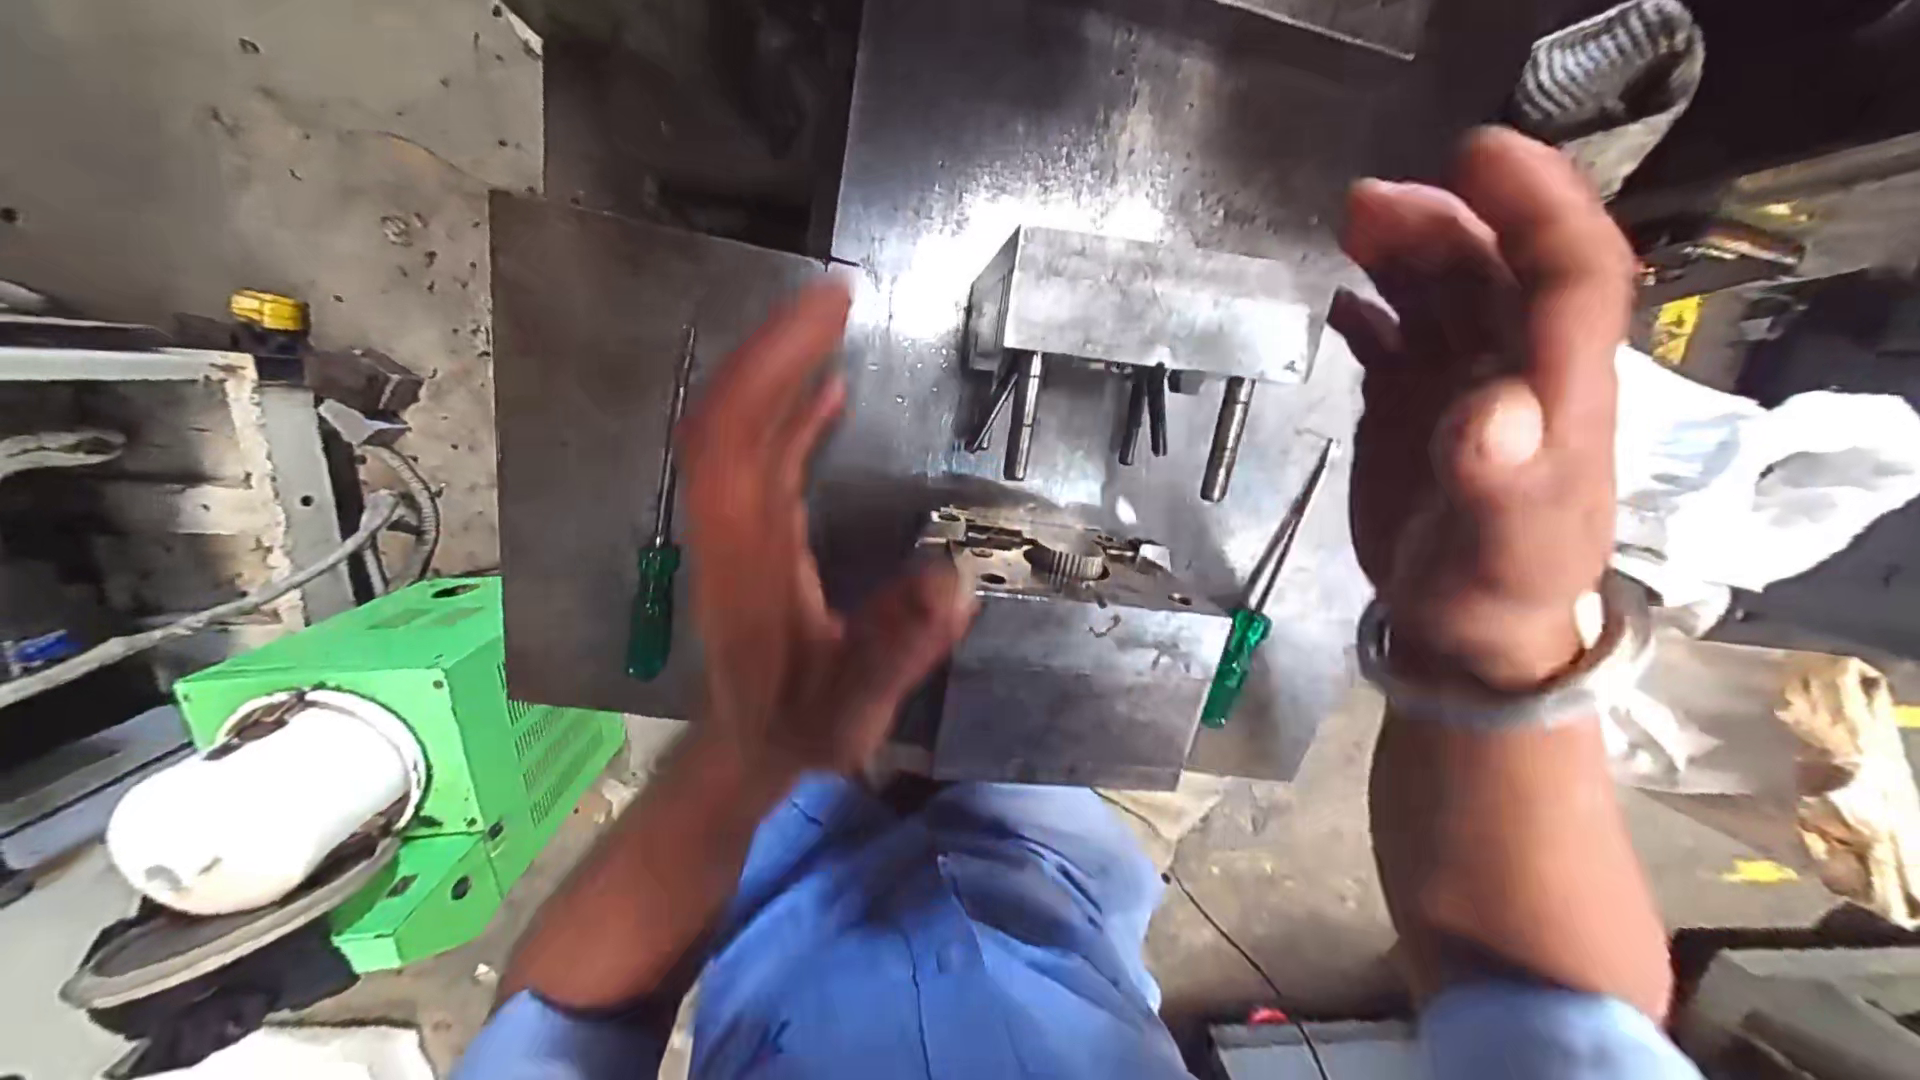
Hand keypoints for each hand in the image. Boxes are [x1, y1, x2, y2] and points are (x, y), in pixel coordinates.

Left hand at [676, 280, 975, 782]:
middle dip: (779, 347)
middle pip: (732, 415)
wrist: (751, 745)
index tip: (826, 315)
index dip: (772, 369)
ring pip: (742, 428)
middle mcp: (730, 528)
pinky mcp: (752, 532)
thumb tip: (956, 583)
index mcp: (745, 557)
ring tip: (832, 322)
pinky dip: (791, 413)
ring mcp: (737, 526)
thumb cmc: (799, 726)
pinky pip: (763, 455)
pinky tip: (826, 395)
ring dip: (782, 370)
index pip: (735, 442)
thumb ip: (896, 651)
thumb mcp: (852, 705)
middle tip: (839, 296)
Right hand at [1330, 128, 1631, 690]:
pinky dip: (1370, 318)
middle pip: (1489, 274)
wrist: (1463, 626)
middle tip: (1365, 204)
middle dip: (1439, 226)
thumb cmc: (1492, 591)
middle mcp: (1512, 376)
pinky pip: (1396, 346)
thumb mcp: (1504, 550)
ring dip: (1401, 257)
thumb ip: (1503, 480)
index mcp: (1556, 392)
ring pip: (1440, 301)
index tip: (1473, 156)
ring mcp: (1457, 393)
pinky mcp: (1412, 415)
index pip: (1567, 273)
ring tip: (1350, 228)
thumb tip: (1486, 405)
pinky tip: (1342, 304)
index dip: (1531, 206)